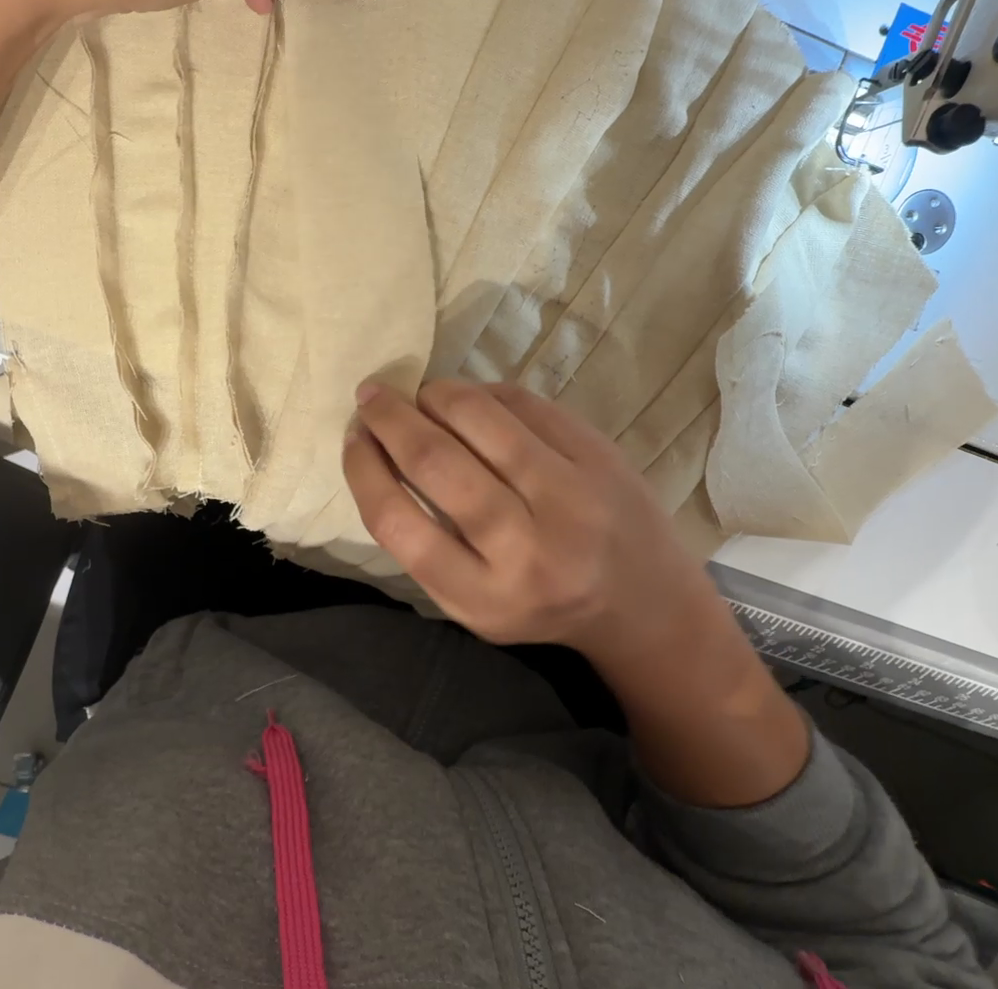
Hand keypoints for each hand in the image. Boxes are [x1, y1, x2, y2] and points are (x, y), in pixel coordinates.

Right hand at [343, 380, 729, 673]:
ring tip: (419, 396)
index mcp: (480, 594)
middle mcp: (525, 547)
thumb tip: (378, 449)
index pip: (397, 522)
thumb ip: (424, 539)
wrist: (644, 601)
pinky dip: (482, 395)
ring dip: (434, 395)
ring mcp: (570, 495)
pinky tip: (469, 403)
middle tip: (370, 399)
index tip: (353, 439)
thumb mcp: (470, 599)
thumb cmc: (538, 603)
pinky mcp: (599, 455)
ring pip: (480, 418)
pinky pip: (523, 403)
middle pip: (435, 462)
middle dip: (389, 419)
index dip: (363, 470)